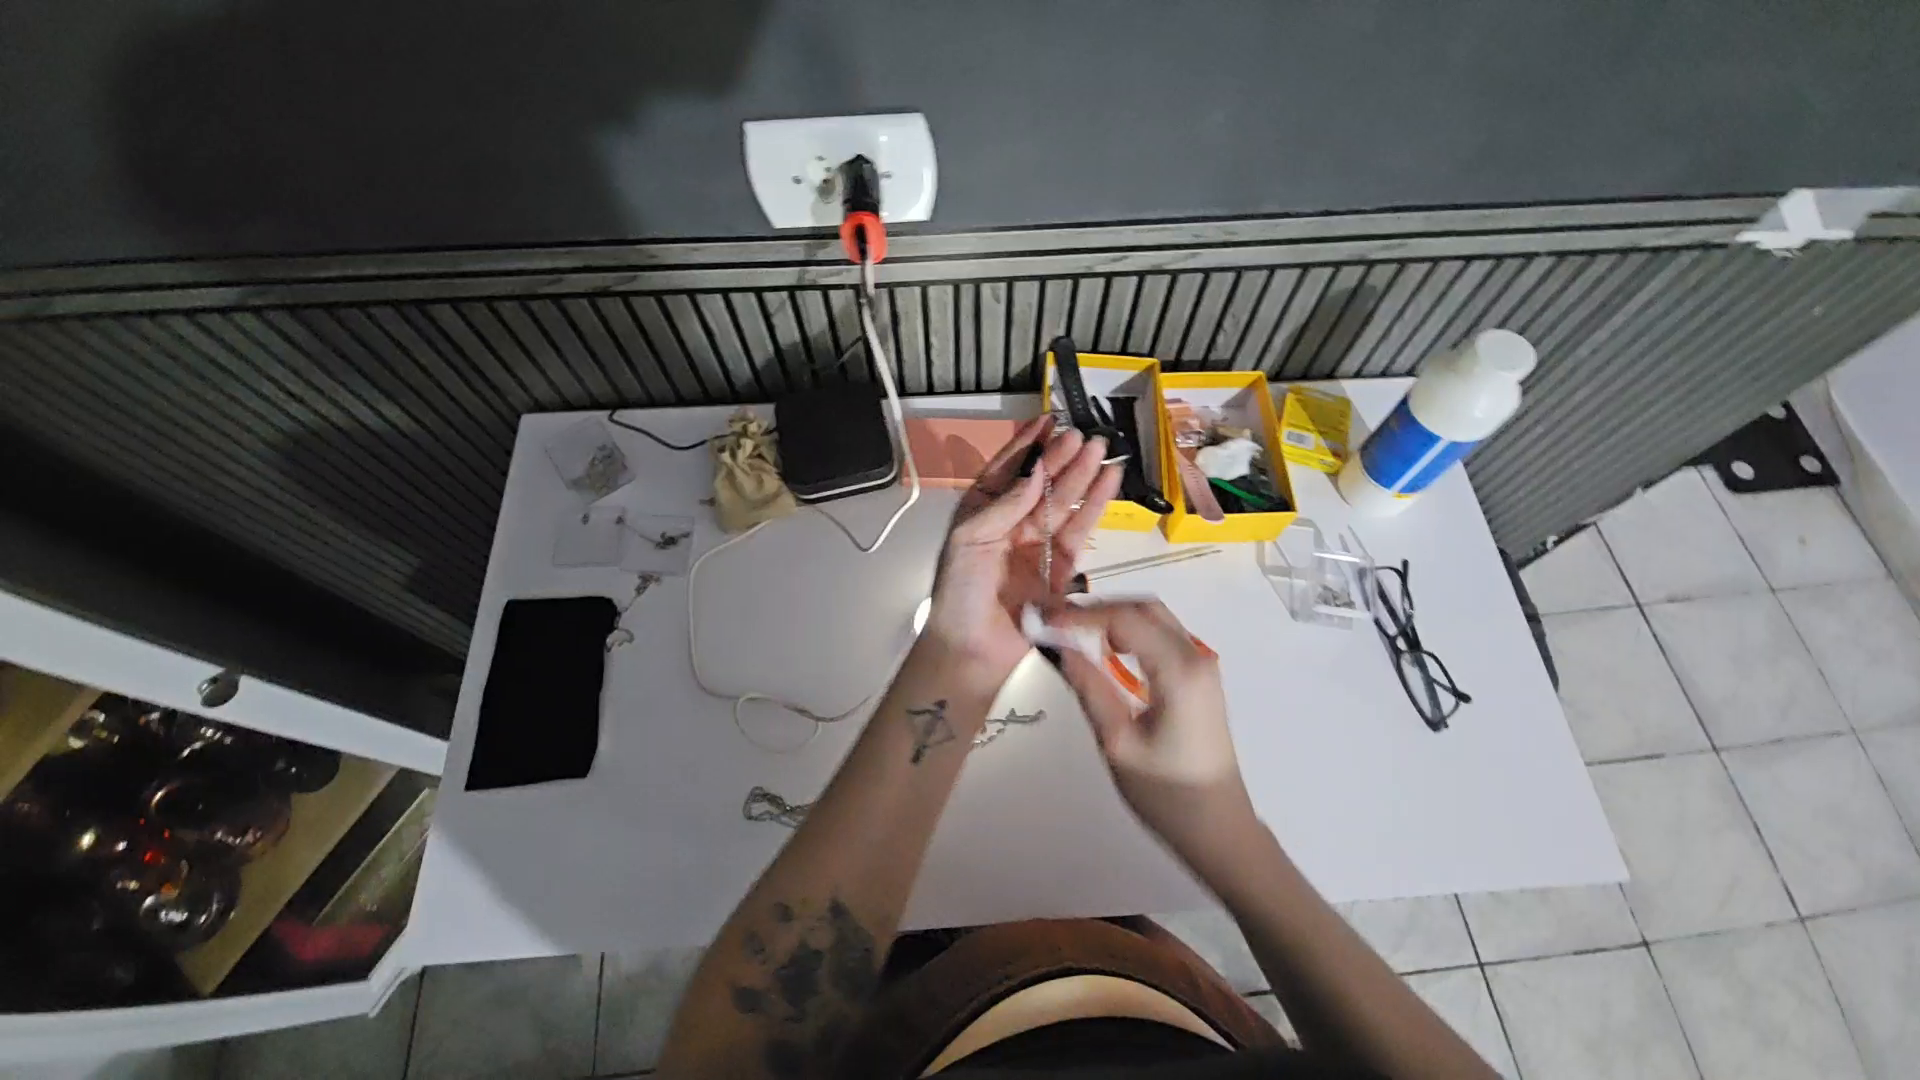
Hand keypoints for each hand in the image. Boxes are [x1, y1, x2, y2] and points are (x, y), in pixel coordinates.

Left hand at [922, 415, 1123, 683]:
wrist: (974, 646)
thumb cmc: (960, 591)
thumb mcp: (970, 540)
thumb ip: (1004, 505)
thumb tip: (1035, 472)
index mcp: (982, 511)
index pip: (1007, 469)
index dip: (1027, 445)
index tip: (1048, 420)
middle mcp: (1011, 521)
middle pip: (1041, 482)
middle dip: (1061, 457)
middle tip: (1084, 433)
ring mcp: (1038, 543)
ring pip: (1064, 500)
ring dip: (1083, 474)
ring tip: (1102, 447)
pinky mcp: (1062, 565)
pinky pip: (1081, 528)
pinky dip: (1096, 504)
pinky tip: (1109, 479)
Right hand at [1043, 600, 1253, 841]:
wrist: (1218, 828)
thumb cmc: (1166, 794)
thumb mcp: (1117, 743)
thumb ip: (1089, 688)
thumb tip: (1059, 648)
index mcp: (1180, 671)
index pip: (1125, 619)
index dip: (1081, 616)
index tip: (1044, 623)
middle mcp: (1197, 657)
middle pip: (1144, 607)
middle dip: (1098, 609)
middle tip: (1056, 622)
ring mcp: (1203, 665)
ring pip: (1155, 617)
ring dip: (1114, 618)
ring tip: (1073, 633)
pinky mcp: (1200, 677)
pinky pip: (1163, 636)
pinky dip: (1131, 632)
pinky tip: (1105, 649)